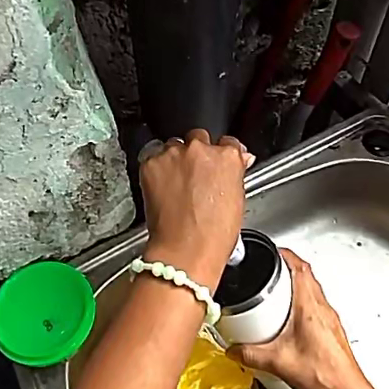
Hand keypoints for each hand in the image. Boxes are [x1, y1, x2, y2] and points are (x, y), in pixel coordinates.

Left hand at [139, 129, 251, 280]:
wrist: (185, 249)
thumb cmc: (213, 234)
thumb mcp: (237, 200)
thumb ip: (235, 172)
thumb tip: (237, 161)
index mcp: (227, 157)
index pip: (228, 143)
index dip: (221, 155)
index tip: (217, 164)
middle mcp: (200, 150)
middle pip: (198, 139)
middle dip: (197, 154)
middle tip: (194, 177)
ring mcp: (174, 155)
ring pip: (174, 146)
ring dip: (175, 160)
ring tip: (176, 185)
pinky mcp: (151, 164)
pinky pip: (153, 158)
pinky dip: (157, 170)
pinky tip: (163, 189)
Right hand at [231, 250, 378, 388]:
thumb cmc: (324, 377)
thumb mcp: (277, 363)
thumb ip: (249, 354)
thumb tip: (233, 349)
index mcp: (310, 307)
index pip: (300, 268)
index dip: (285, 255)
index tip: (273, 251)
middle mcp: (323, 309)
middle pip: (306, 276)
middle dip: (287, 268)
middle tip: (271, 270)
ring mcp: (330, 320)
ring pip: (313, 291)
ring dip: (295, 286)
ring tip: (276, 293)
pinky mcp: (332, 331)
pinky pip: (315, 307)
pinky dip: (301, 304)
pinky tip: (289, 322)